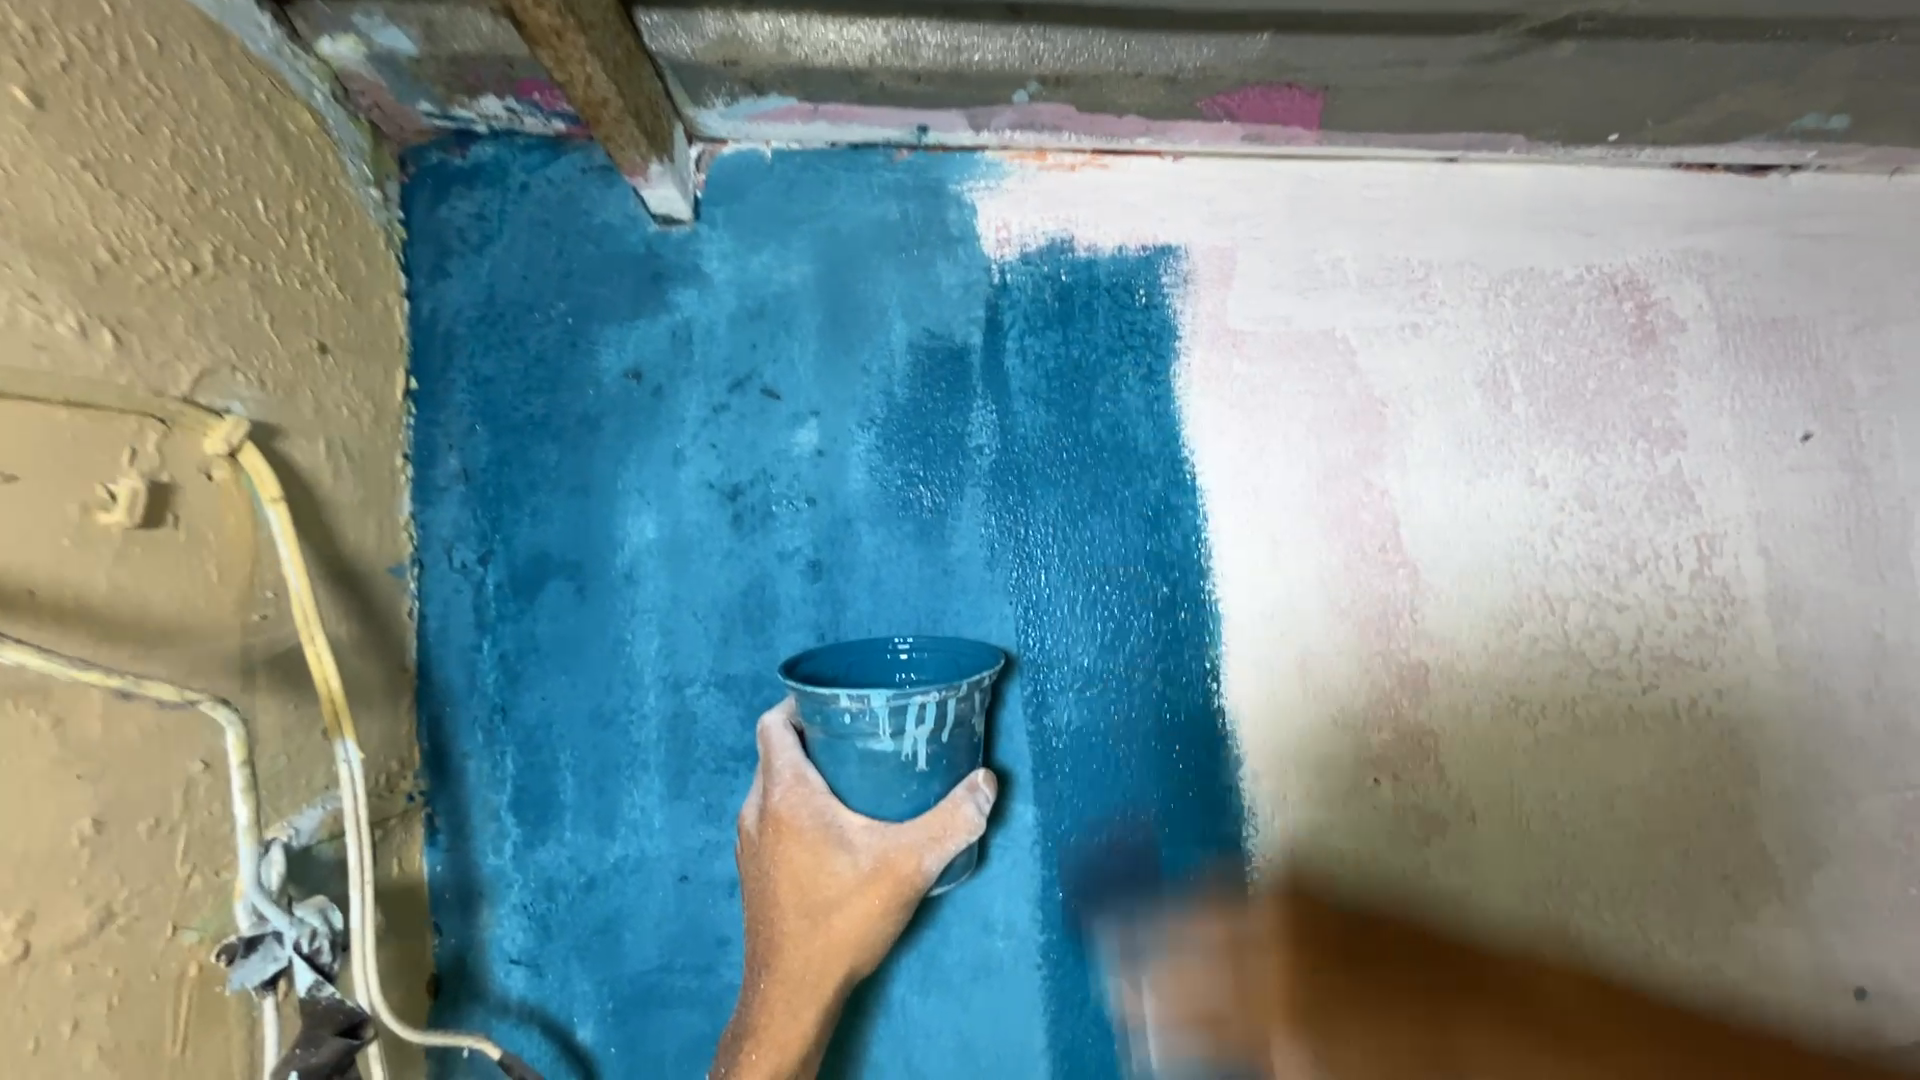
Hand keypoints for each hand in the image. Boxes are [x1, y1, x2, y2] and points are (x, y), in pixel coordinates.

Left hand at [712, 697, 997, 1078]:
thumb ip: (953, 820)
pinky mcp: (753, 869)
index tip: (842, 700)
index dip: (800, 701)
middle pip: (774, 749)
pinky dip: (795, 802)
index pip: (773, 723)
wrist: (792, 994)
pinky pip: (769, 814)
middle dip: (812, 733)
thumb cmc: (843, 918)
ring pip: (771, 783)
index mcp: (784, 792)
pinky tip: (835, 825)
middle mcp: (756, 808)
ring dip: (803, 770)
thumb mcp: (909, 865)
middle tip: (861, 733)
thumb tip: (987, 781)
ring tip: (854, 773)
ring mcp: (748, 842)